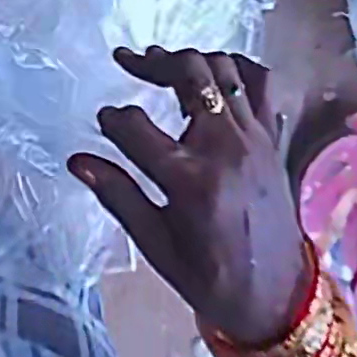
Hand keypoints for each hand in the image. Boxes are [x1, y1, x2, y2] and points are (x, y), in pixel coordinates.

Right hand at [70, 47, 311, 345]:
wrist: (279, 297)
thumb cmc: (211, 277)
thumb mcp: (157, 246)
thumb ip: (118, 196)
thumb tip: (77, 161)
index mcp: (190, 180)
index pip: (136, 126)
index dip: (113, 118)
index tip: (104, 118)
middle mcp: (224, 147)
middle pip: (188, 75)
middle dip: (152, 63)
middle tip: (127, 60)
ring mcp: (253, 137)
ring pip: (222, 69)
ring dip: (189, 59)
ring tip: (163, 63)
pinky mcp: (272, 137)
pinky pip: (261, 83)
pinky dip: (237, 68)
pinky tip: (214, 69)